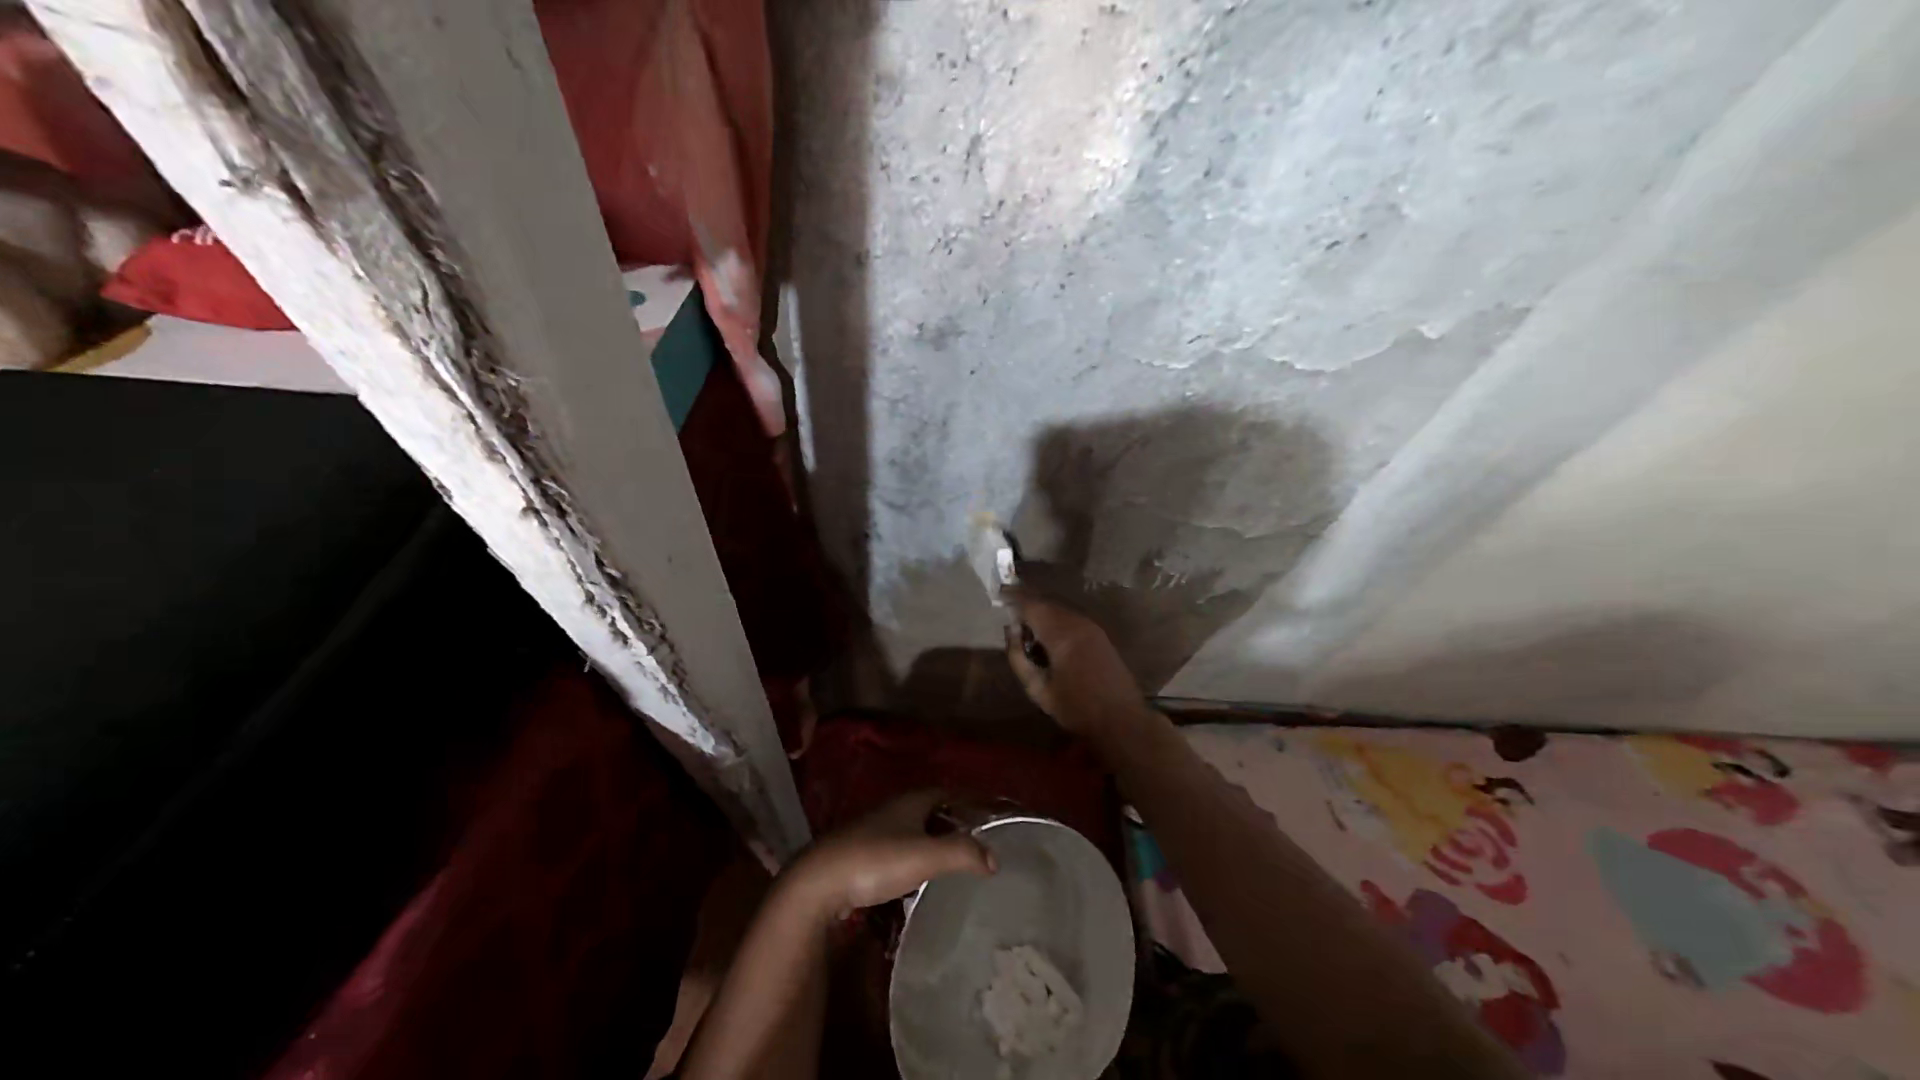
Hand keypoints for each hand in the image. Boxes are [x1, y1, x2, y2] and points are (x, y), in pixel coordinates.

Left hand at [785, 790, 995, 917]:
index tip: (990, 814)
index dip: (969, 800)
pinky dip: (915, 857)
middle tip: (978, 839)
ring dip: (933, 840)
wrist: (818, 883)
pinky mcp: (860, 854)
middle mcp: (893, 809)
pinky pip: (898, 849)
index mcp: (911, 801)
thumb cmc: (876, 861)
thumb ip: (962, 853)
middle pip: (931, 809)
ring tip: (955, 860)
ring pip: (913, 829)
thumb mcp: (926, 856)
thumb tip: (995, 858)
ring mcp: (874, 831)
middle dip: (953, 820)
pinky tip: (921, 878)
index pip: (947, 792)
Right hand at [1005, 595, 1151, 736]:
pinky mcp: (1100, 636)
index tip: (999, 596)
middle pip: (1047, 604)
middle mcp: (1078, 624)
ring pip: (1060, 610)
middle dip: (1027, 605)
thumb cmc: (1076, 708)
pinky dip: (1055, 620)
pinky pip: (1071, 619)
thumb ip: (1018, 657)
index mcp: (1062, 635)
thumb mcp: (1038, 689)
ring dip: (1042, 613)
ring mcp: (1092, 628)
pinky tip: (1047, 636)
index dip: (1014, 599)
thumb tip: (1011, 631)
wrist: (1122, 720)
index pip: (1032, 606)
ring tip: (1025, 626)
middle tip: (1009, 613)